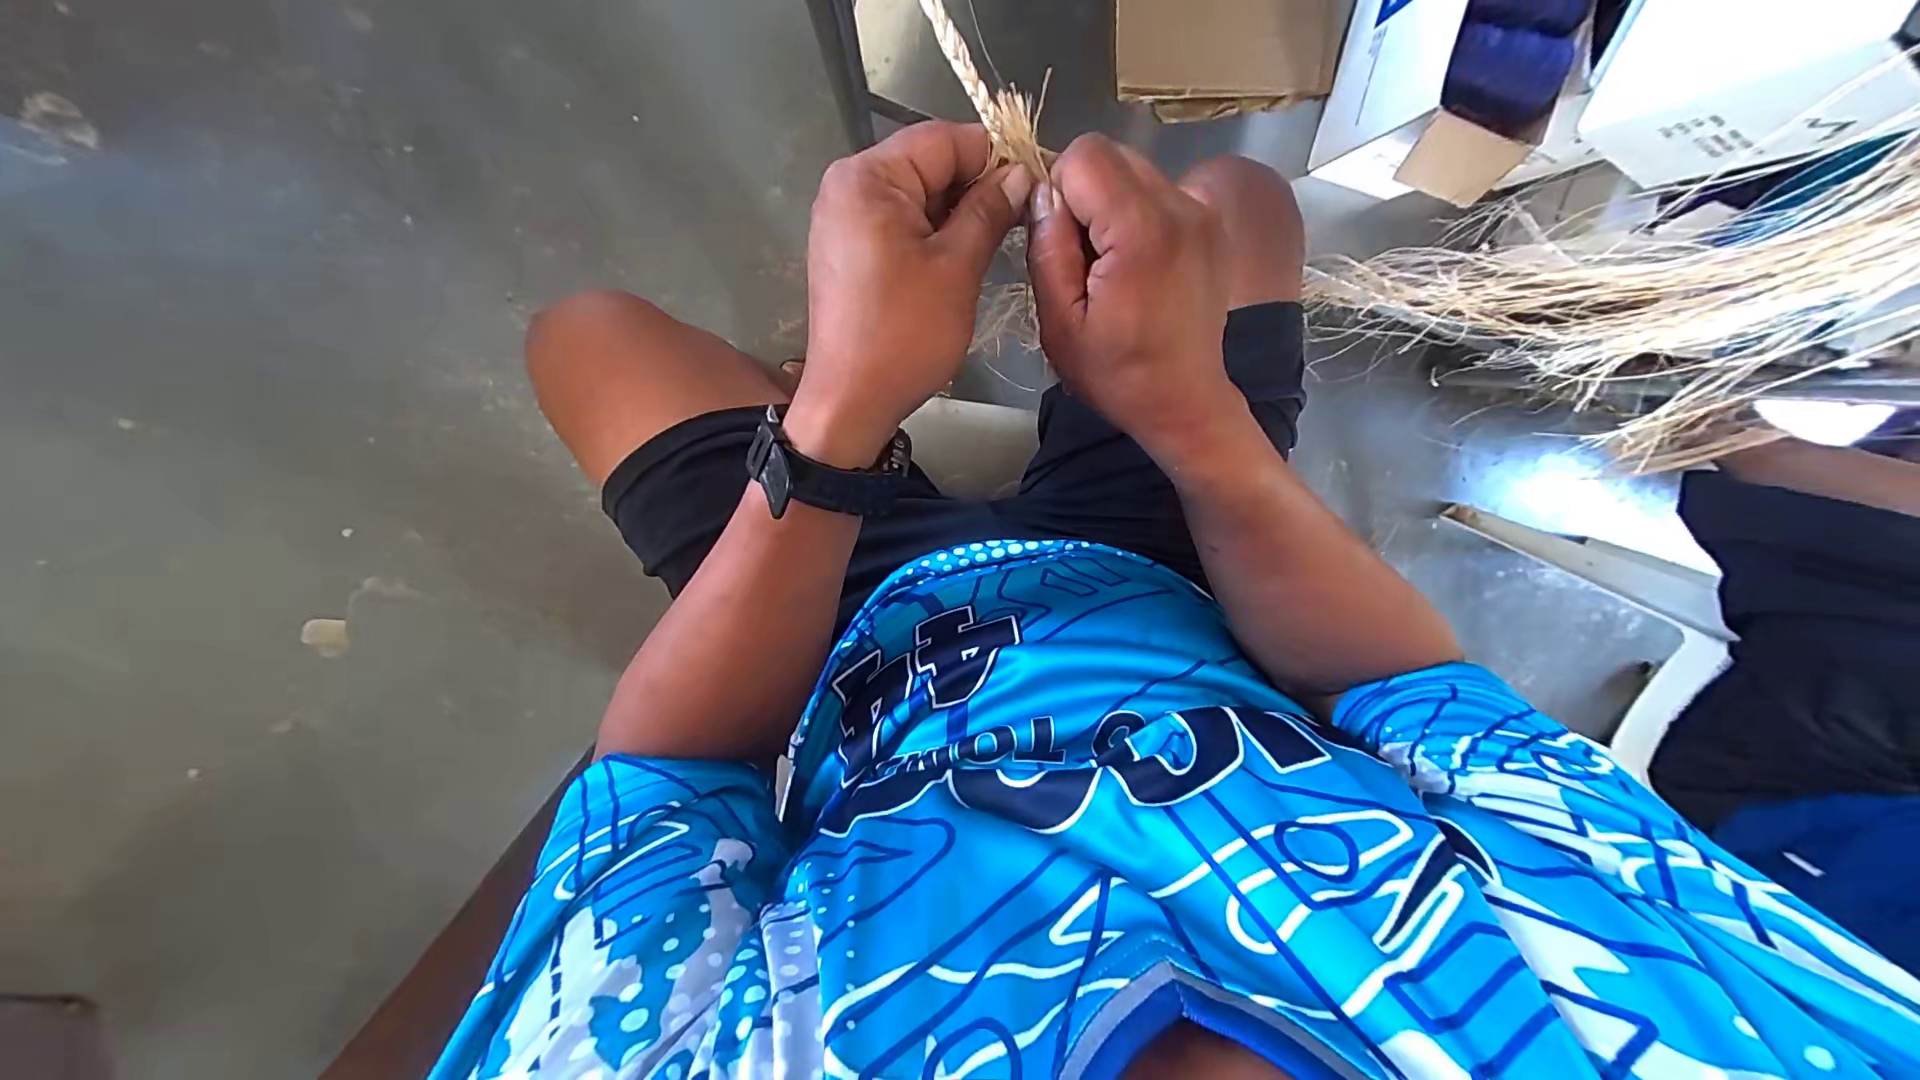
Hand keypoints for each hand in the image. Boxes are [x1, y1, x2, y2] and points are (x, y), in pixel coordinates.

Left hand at [790, 121, 1032, 467]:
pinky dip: (929, 237)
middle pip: (925, 165)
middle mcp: (846, 187)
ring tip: (989, 246)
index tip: (1031, 183)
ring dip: (954, 217)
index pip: (942, 139)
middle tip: (1015, 222)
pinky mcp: (846, 253)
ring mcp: (841, 221)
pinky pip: (896, 227)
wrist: (851, 401)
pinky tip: (955, 262)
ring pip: (914, 199)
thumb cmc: (904, 335)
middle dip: (973, 188)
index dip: (992, 156)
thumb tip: (1017, 174)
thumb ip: (988, 212)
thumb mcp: (956, 268)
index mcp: (868, 178)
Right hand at [1027, 134, 1237, 463]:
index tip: (1058, 242)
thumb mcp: (1059, 325)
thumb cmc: (1115, 375)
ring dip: (1111, 208)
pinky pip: (1160, 192)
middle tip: (1084, 262)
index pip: (1084, 155)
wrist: (1183, 400)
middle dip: (1084, 197)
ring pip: (1135, 171)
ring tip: (1112, 268)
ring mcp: (1204, 212)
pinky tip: (1138, 267)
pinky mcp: (1213, 223)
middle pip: (1112, 155)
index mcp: (1141, 231)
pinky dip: (1138, 217)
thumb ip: (1046, 249)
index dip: (1058, 191)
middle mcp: (1182, 206)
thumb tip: (1041, 193)